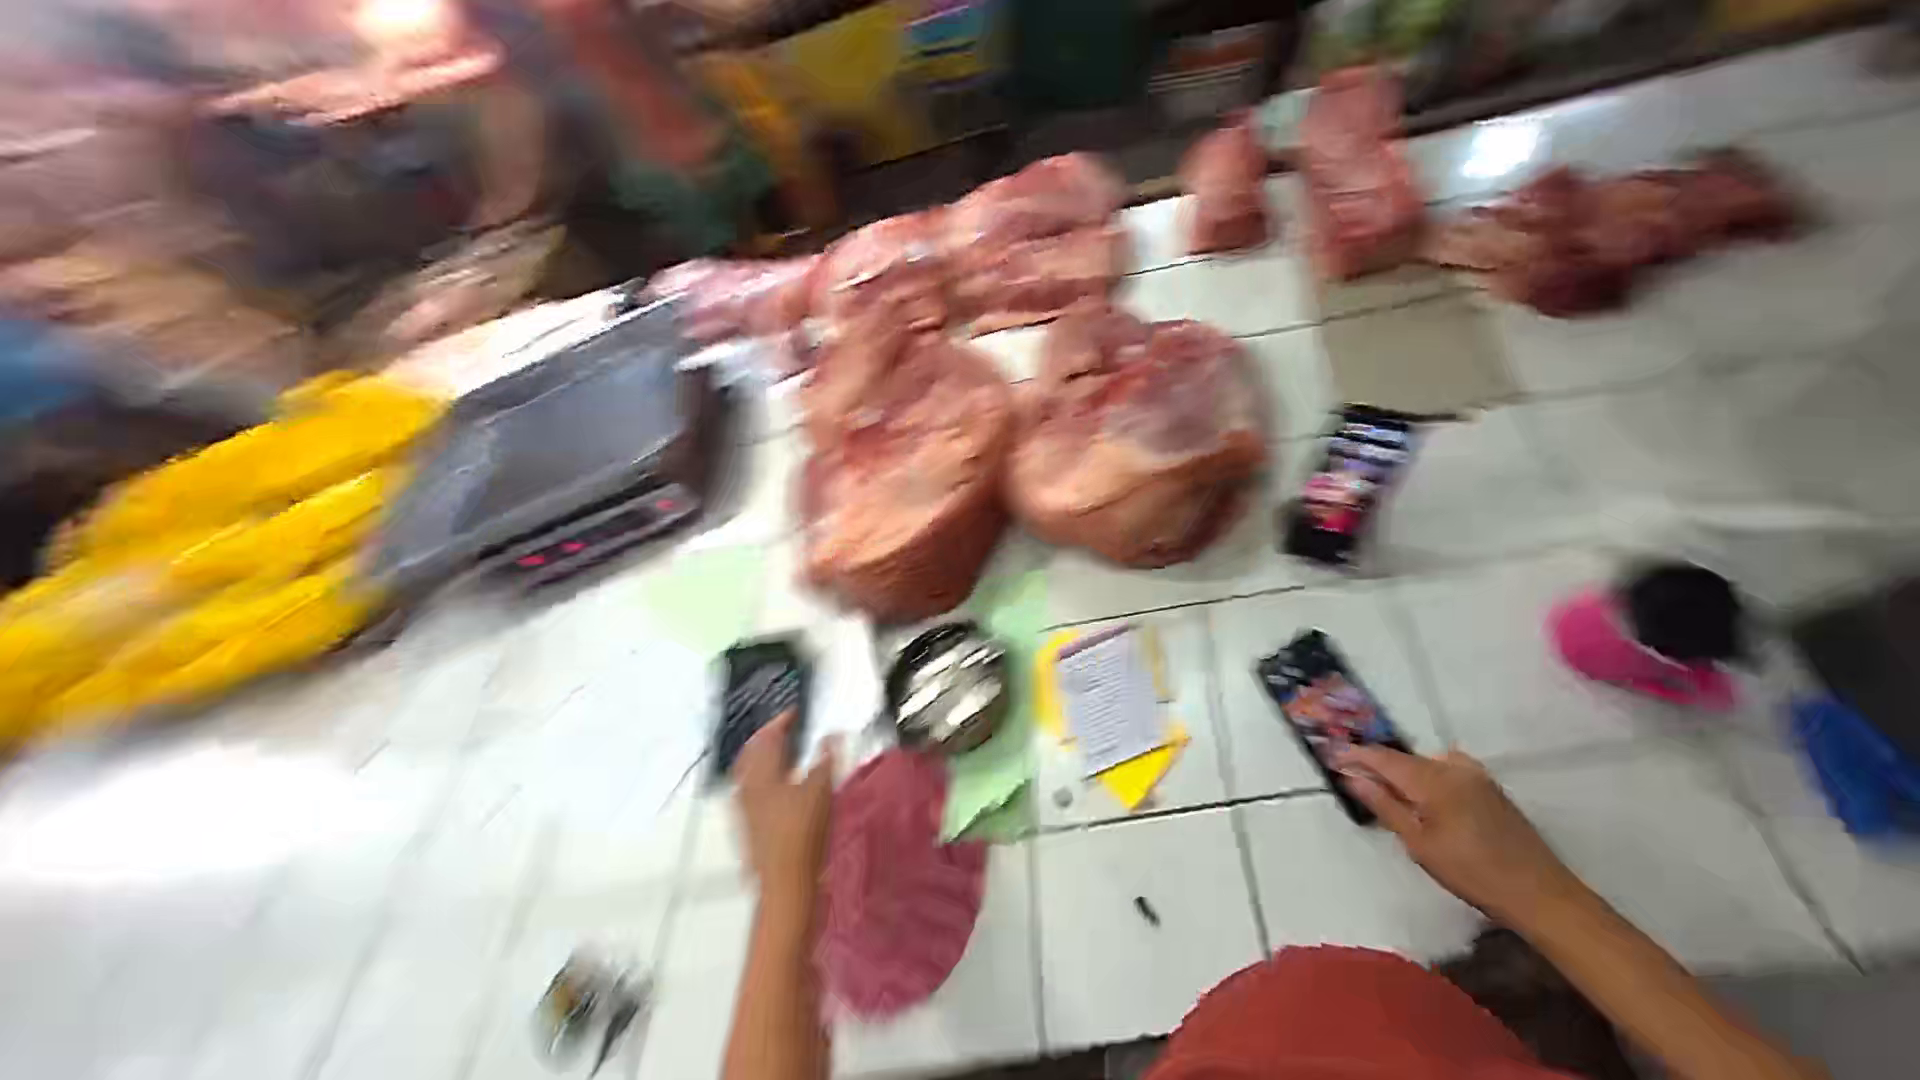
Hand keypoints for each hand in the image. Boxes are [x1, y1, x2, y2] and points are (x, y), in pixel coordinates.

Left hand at [733, 712, 835, 896]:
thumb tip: (831, 734)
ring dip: (762, 757)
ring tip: (781, 753)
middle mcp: (747, 787)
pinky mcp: (747, 827)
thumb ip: (826, 758)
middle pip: (751, 752)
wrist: (785, 884)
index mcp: (763, 773)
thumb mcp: (821, 790)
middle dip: (766, 737)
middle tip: (784, 729)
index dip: (782, 721)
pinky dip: (762, 778)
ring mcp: (743, 809)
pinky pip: (749, 790)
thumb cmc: (804, 834)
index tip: (795, 713)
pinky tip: (777, 787)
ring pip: (748, 771)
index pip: (767, 737)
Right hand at [1335, 744, 1587, 927]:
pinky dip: (1425, 776)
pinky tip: (1423, 799)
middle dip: (1376, 765)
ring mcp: (1475, 775)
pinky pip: (1445, 770)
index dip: (1354, 755)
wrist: (1542, 895)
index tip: (1330, 756)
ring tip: (1387, 792)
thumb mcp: (1418, 842)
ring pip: (1424, 763)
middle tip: (1354, 779)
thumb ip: (1383, 804)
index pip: (1382, 757)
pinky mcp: (1489, 787)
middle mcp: (1453, 767)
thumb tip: (1351, 777)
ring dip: (1402, 772)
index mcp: (1432, 778)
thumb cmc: (1471, 872)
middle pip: (1403, 758)